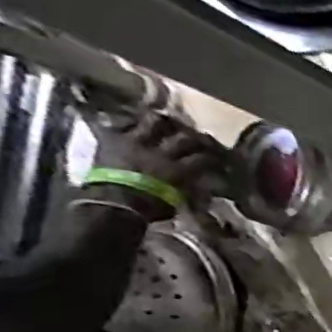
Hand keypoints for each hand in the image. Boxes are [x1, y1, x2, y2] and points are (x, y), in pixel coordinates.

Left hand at [87, 110, 227, 218]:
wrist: (114, 203)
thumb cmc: (149, 209)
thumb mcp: (176, 201)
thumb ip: (187, 189)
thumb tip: (199, 184)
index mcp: (179, 170)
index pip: (202, 159)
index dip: (212, 157)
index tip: (217, 158)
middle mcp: (161, 152)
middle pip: (184, 138)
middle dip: (193, 137)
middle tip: (198, 137)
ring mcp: (137, 142)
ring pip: (153, 122)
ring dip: (161, 122)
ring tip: (166, 122)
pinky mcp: (114, 139)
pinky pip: (121, 124)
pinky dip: (128, 123)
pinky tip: (132, 124)